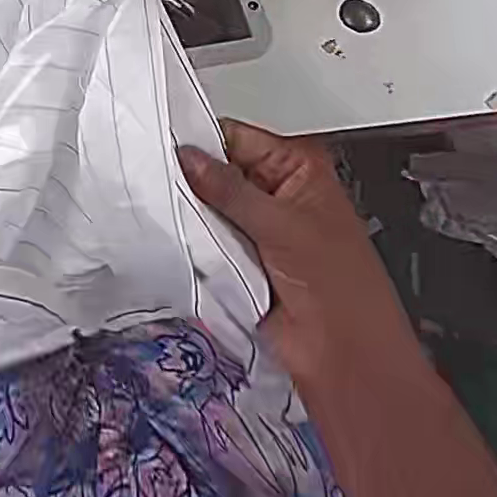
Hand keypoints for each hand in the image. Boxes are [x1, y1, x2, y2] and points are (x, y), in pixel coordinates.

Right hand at [179, 120, 406, 378]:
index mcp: (297, 167)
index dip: (201, 138)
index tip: (161, 140)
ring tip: (157, 204)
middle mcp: (274, 190)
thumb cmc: (336, 285)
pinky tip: (170, 232)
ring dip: (190, 209)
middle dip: (190, 175)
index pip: (237, 137)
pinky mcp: (239, 256)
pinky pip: (206, 236)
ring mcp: (255, 225)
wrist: (345, 359)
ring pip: (209, 204)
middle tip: (151, 174)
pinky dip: (191, 237)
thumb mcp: (282, 225)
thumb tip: (189, 156)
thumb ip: (230, 189)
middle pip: (219, 169)